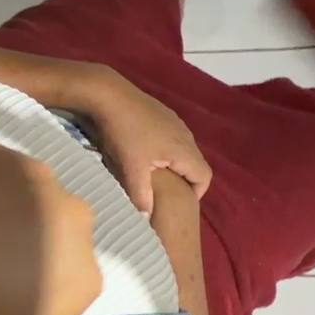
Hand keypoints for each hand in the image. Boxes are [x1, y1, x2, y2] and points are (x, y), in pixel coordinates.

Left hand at [0, 138, 101, 314]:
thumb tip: (7, 306)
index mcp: (81, 282)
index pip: (73, 286)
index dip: (37, 292)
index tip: (3, 300)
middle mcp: (73, 222)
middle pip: (62, 230)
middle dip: (32, 242)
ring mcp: (33, 175)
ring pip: (31, 192)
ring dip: (6, 206)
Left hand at [83, 71, 213, 211]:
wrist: (109, 95)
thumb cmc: (123, 134)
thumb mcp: (131, 169)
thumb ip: (141, 195)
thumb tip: (146, 218)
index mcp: (184, 149)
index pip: (204, 177)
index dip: (196, 194)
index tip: (179, 205)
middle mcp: (186, 135)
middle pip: (194, 165)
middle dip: (183, 183)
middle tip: (165, 198)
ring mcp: (174, 123)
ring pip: (182, 152)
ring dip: (172, 168)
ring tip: (153, 182)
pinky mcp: (161, 116)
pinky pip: (170, 141)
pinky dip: (163, 155)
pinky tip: (143, 159)